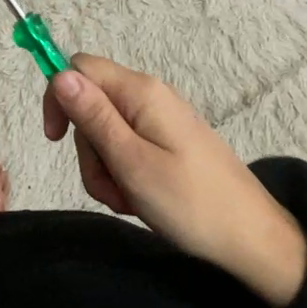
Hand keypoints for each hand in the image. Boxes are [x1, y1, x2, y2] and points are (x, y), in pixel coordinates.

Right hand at [43, 54, 306, 306]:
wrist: (251, 239)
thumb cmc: (190, 202)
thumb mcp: (132, 162)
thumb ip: (94, 117)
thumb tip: (59, 73)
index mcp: (141, 92)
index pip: (81, 68)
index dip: (59, 97)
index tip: (55, 139)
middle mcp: (150, 96)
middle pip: (92, 105)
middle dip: (88, 149)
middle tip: (110, 186)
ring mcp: (161, 120)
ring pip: (106, 132)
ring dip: (105, 169)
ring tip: (129, 200)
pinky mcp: (169, 142)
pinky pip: (129, 148)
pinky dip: (124, 174)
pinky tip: (140, 200)